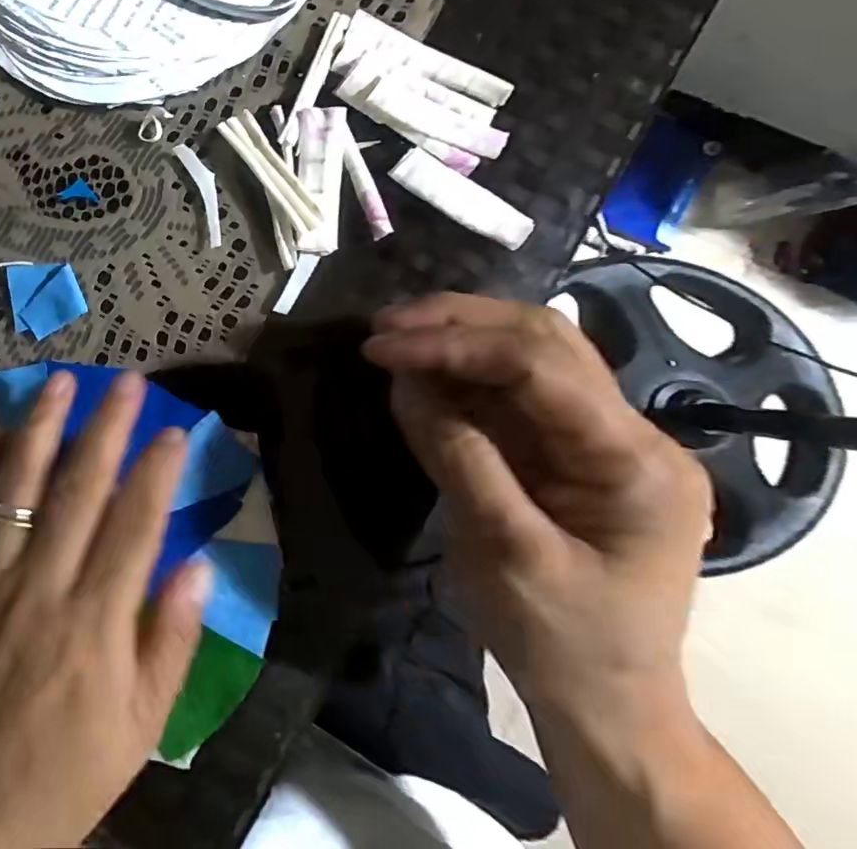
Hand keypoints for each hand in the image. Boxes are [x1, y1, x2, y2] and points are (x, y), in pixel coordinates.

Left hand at [0, 371, 211, 848]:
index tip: (173, 428)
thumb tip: (198, 564)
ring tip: (57, 384)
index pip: (134, 524)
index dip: (156, 470)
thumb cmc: (69, 765)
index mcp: (96, 621)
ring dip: (38, 427)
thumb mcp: (144, 723)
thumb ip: (170, 638)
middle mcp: (41, 582)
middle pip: (76, 488)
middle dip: (103, 428)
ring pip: (14, 484)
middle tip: (122, 382)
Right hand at [360, 293, 712, 720]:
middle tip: (380, 327)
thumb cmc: (560, 630)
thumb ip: (459, 458)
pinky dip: (456, 371)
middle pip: (545, 342)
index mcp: (633, 461)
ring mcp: (593, 440)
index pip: (541, 368)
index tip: (377, 349)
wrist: (598, 689)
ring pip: (529, 354)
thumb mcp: (505, 548)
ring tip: (390, 337)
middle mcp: (626, 435)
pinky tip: (414, 370)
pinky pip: (507, 392)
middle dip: (458, 322)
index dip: (454, 345)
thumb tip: (404, 384)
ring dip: (457, 336)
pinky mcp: (557, 451)